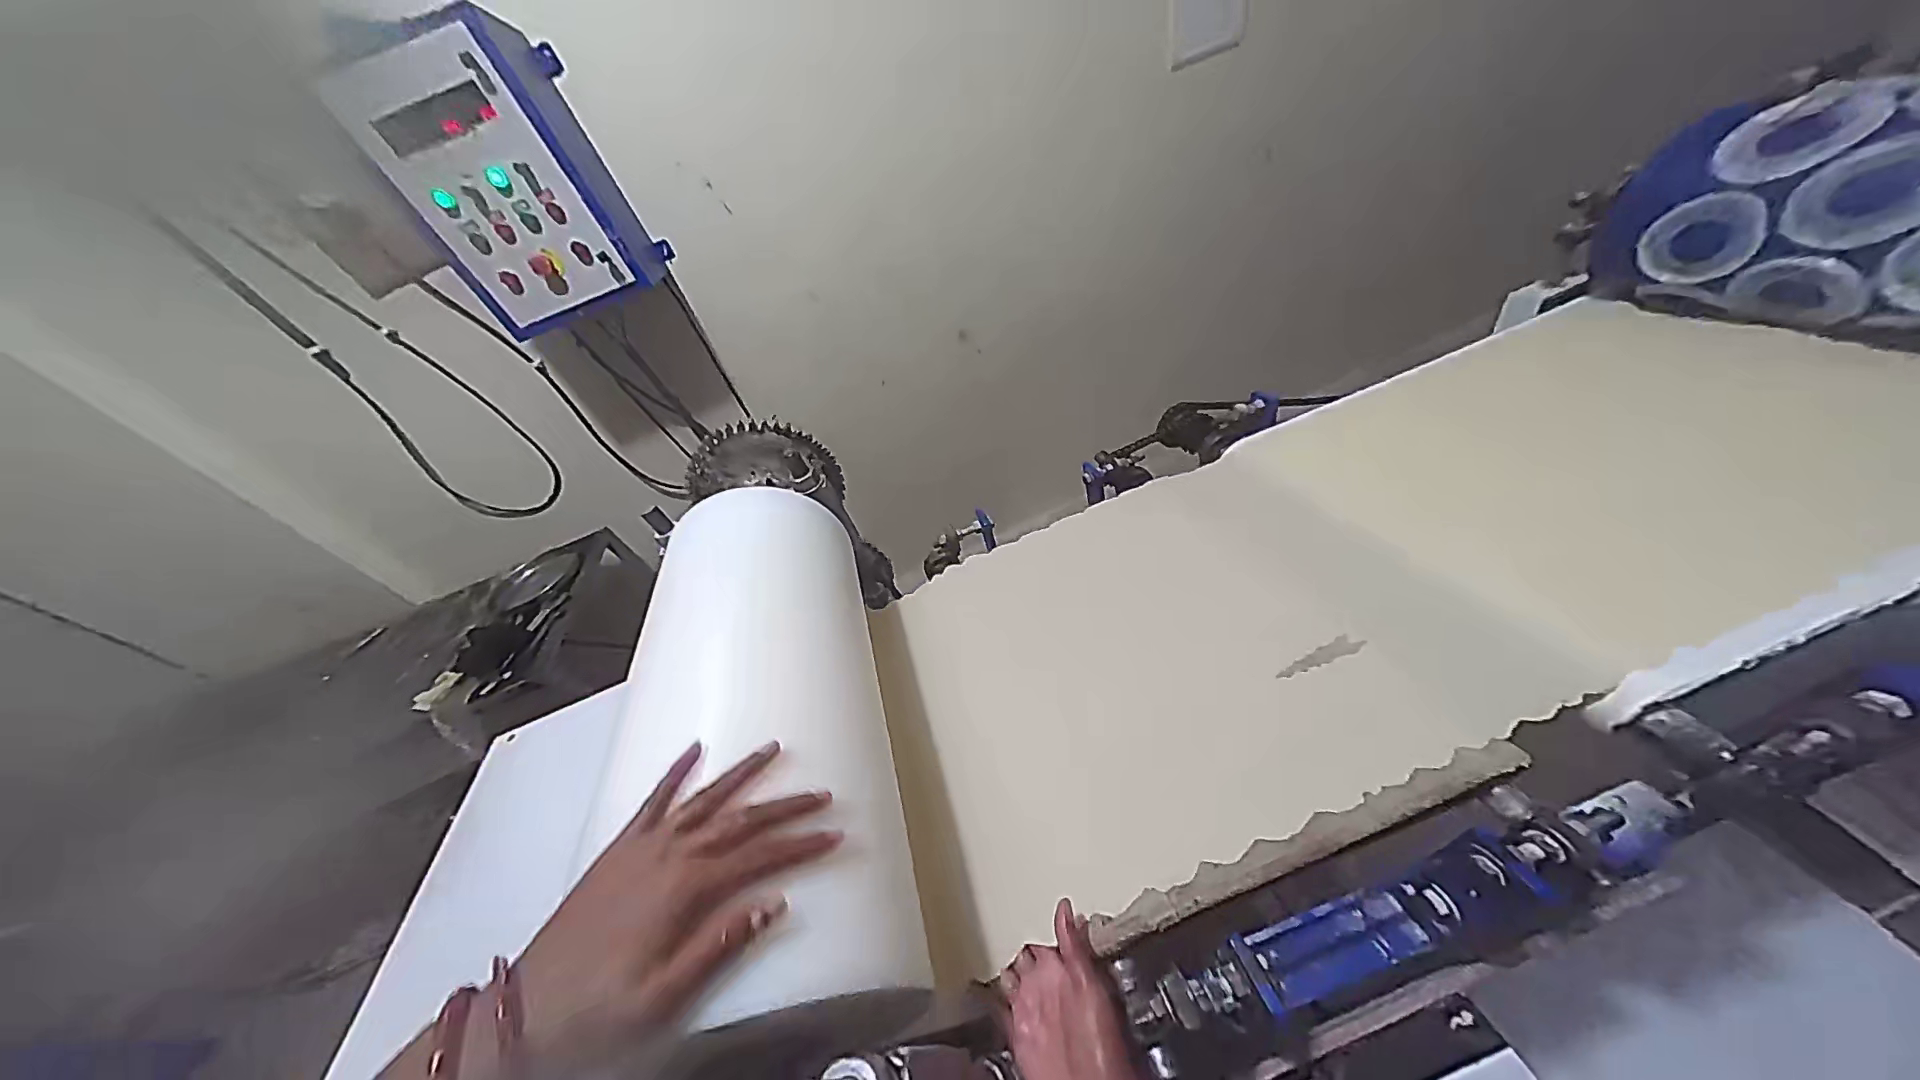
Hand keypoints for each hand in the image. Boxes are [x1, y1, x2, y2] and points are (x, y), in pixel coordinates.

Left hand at [512, 740, 840, 1070]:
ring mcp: (642, 846)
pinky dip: (675, 773)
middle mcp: (667, 855)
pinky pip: (653, 800)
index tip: (831, 835)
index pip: (759, 857)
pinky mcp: (620, 848)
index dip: (800, 845)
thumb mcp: (663, 997)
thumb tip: (772, 905)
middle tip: (820, 794)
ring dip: (741, 773)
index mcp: (684, 888)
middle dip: (786, 806)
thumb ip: (719, 946)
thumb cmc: (594, 1013)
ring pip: (704, 798)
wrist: (522, 1013)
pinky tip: (692, 752)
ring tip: (771, 750)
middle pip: (741, 819)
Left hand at [999, 899, 1141, 1079]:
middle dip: (1042, 955)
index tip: (1064, 915)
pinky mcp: (1015, 1027)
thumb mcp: (1106, 1000)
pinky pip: (1004, 998)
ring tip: (1030, 977)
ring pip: (1015, 970)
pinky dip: (1009, 993)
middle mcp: (1043, 980)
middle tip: (1051, 962)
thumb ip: (1090, 963)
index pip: (1064, 932)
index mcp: (1071, 969)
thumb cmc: (1105, 1058)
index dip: (1064, 924)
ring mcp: (1025, 1003)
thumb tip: (1082, 936)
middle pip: (1034, 952)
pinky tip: (1012, 997)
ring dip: (1023, 972)